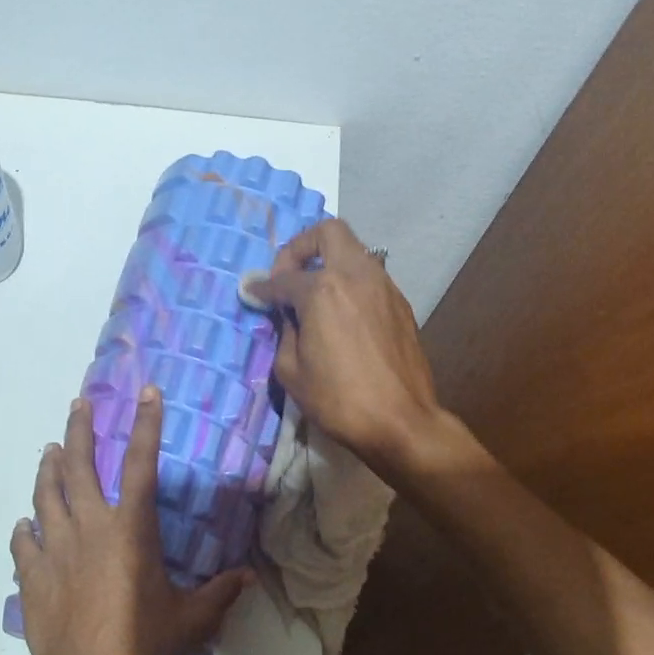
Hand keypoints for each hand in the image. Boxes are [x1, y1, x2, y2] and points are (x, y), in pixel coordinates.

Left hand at [10, 388, 253, 654]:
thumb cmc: (143, 643)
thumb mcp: (191, 618)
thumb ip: (219, 593)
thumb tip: (248, 577)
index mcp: (131, 529)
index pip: (142, 464)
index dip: (147, 425)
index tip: (146, 392)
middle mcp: (90, 527)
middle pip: (80, 466)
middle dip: (79, 431)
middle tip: (78, 405)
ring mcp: (55, 547)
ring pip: (46, 494)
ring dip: (48, 468)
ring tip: (49, 450)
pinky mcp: (32, 573)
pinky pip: (24, 540)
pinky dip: (25, 526)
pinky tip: (25, 521)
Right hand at [243, 219, 440, 473]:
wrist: (400, 421)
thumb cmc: (338, 400)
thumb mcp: (291, 371)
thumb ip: (284, 333)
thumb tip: (288, 317)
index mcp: (322, 289)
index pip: (283, 278)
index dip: (262, 287)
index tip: (253, 292)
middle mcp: (356, 275)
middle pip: (328, 233)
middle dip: (302, 247)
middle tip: (288, 275)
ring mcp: (384, 287)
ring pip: (354, 253)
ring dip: (330, 264)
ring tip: (315, 297)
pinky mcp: (400, 305)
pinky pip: (370, 279)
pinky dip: (350, 286)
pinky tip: (341, 317)